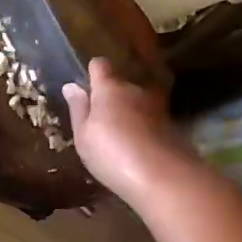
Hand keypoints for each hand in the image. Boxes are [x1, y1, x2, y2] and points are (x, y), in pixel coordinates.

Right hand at [63, 58, 200, 204]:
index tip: (85, 89)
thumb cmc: (112, 153)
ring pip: (136, 102)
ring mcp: (156, 106)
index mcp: (109, 88)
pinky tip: (135, 149)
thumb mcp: (83, 136)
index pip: (100, 65)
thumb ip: (78, 108)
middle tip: (98, 121)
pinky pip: (148, 120)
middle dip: (109, 97)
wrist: (162, 176)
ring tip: (117, 138)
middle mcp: (135, 89)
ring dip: (127, 113)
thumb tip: (71, 85)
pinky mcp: (170, 124)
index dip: (91, 73)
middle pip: (120, 85)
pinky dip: (141, 128)